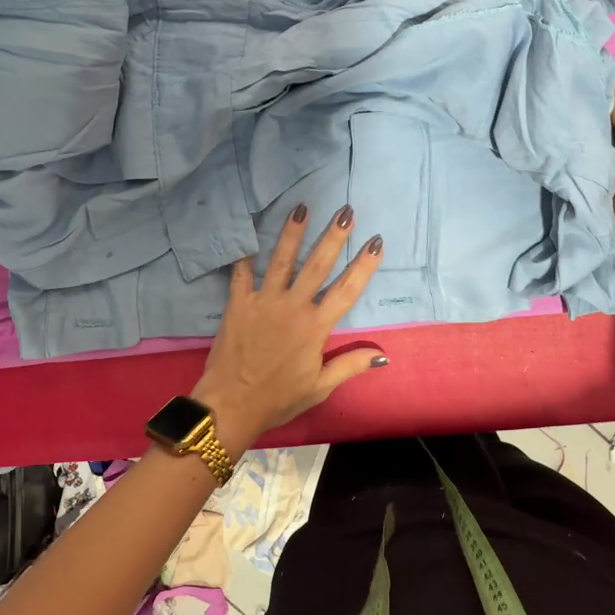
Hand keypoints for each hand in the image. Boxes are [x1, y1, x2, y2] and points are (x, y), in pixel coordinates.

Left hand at [191, 204, 386, 447]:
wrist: (231, 405)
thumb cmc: (279, 399)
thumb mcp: (320, 387)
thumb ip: (350, 366)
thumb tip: (383, 355)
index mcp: (315, 328)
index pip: (347, 291)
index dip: (364, 266)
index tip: (377, 242)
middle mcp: (293, 307)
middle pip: (317, 266)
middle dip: (333, 237)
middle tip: (345, 212)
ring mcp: (264, 302)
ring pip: (281, 261)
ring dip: (292, 233)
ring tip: (301, 208)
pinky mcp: (238, 304)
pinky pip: (242, 273)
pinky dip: (245, 254)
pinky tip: (249, 234)